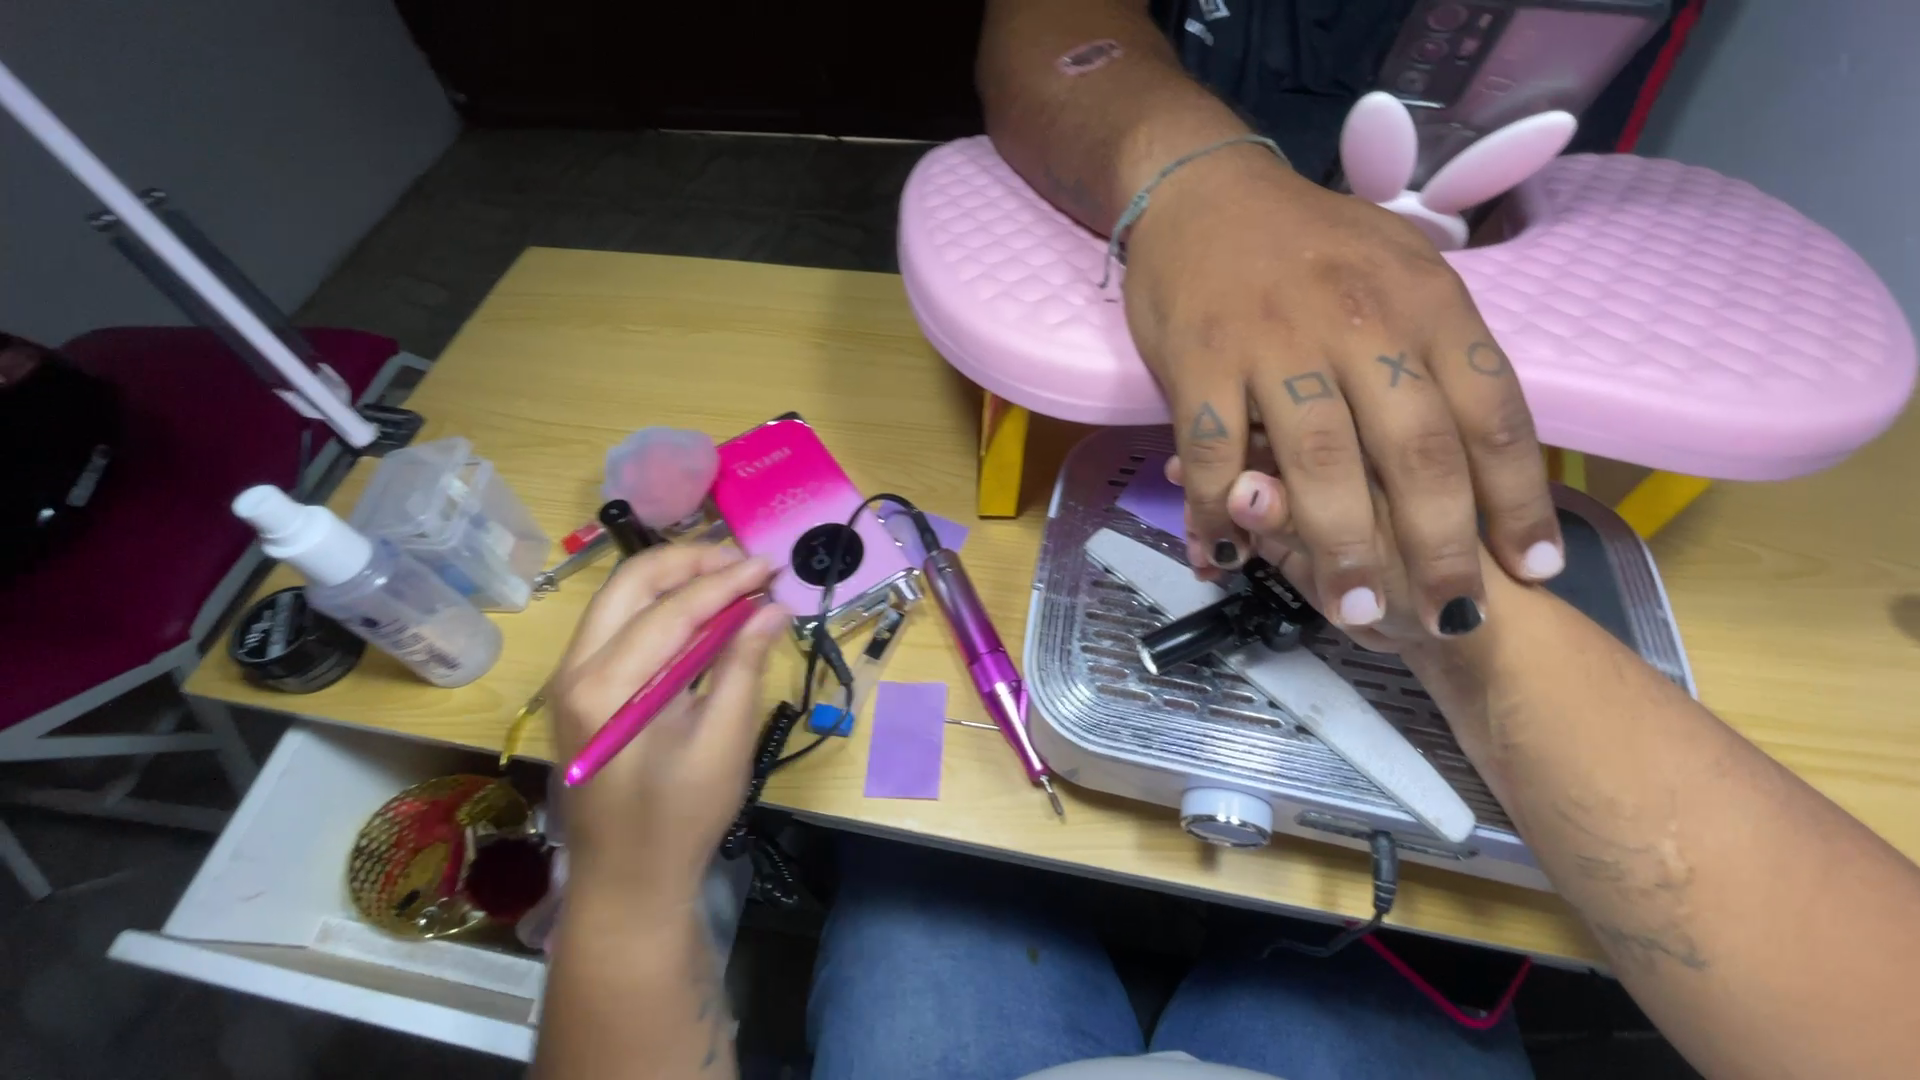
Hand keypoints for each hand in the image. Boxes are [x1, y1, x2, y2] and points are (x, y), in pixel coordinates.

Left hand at [546, 545, 789, 905]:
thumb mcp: (722, 744)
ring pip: (620, 599)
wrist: (626, 881)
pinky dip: (660, 608)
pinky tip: (700, 612)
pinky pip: (618, 626)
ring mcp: (571, 680)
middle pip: (630, 584)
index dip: (726, 582)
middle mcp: (574, 672)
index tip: (770, 567)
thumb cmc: (679, 819)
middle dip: (690, 562)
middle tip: (744, 563)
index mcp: (605, 689)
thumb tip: (771, 608)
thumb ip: (742, 667)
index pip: (671, 610)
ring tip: (729, 578)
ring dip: (674, 579)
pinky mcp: (580, 691)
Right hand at [1122, 145, 1562, 636]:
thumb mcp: (1398, 268)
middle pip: (1413, 451)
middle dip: (1437, 545)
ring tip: (1356, 610)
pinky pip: (1213, 453)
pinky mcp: (1198, 363)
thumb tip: (1468, 448)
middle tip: (1449, 617)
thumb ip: (1432, 348)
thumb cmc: (1305, 241)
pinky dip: (1218, 514)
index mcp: (1424, 300)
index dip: (1517, 498)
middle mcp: (1357, 323)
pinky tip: (1223, 558)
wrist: (1201, 193)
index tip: (1532, 568)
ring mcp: (1272, 344)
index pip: (1490, 411)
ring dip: (1339, 546)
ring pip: (1316, 462)